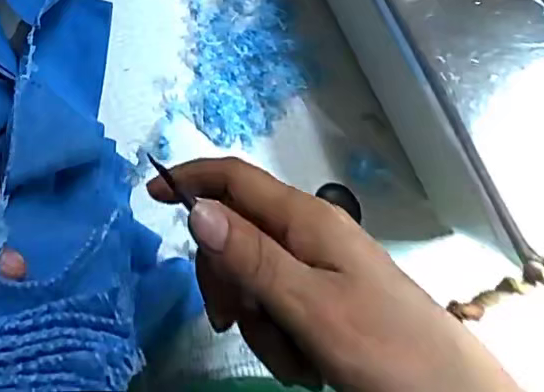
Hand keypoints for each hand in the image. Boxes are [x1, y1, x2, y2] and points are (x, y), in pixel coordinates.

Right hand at [148, 157, 518, 391]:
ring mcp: (320, 269)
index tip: (150, 196)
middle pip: (236, 231)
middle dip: (225, 276)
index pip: (233, 177)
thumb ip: (251, 256)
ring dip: (255, 317)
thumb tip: (194, 208)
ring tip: (291, 361)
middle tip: (227, 321)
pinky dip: (278, 336)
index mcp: (305, 218)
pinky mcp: (330, 303)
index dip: (189, 178)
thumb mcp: (313, 309)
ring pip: (253, 274)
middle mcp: (308, 234)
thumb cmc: (392, 355)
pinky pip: (278, 305)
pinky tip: (306, 367)